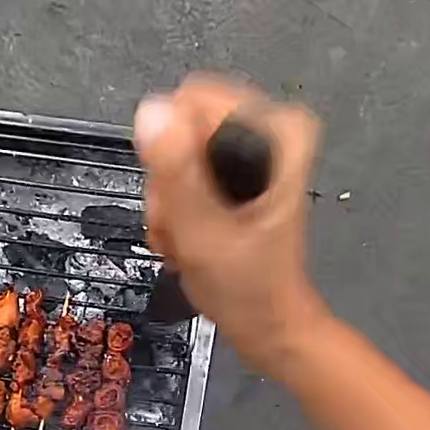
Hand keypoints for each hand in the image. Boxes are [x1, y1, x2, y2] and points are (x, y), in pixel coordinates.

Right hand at [134, 75, 330, 371]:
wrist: (264, 323)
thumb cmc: (245, 287)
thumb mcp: (205, 231)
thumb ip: (177, 172)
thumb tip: (150, 111)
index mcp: (278, 130)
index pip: (191, 106)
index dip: (174, 157)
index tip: (187, 204)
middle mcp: (267, 131)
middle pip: (179, 132)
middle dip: (171, 188)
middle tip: (188, 230)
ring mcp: (247, 153)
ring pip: (171, 159)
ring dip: (170, 208)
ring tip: (190, 241)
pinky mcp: (232, 174)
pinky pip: (177, 178)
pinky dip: (175, 215)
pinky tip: (190, 241)